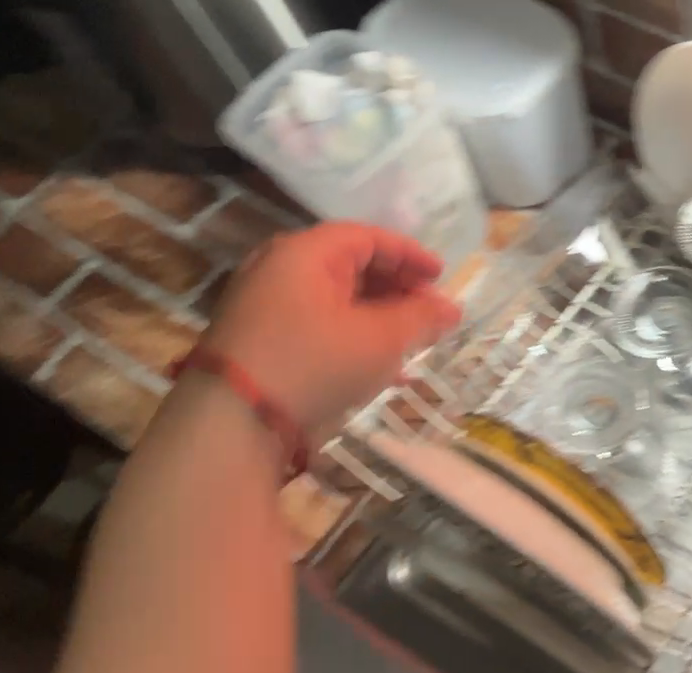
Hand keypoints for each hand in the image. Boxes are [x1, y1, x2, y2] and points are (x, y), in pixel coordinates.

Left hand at [198, 223, 461, 431]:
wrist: (240, 415)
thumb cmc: (316, 362)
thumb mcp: (381, 338)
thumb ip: (421, 317)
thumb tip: (451, 307)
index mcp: (306, 254)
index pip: (366, 237)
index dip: (409, 254)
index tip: (442, 275)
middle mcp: (282, 269)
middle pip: (351, 265)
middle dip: (397, 286)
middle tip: (431, 310)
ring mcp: (271, 305)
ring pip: (339, 299)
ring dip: (382, 314)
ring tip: (415, 339)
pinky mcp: (269, 340)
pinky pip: (325, 325)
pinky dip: (359, 335)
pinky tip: (385, 367)